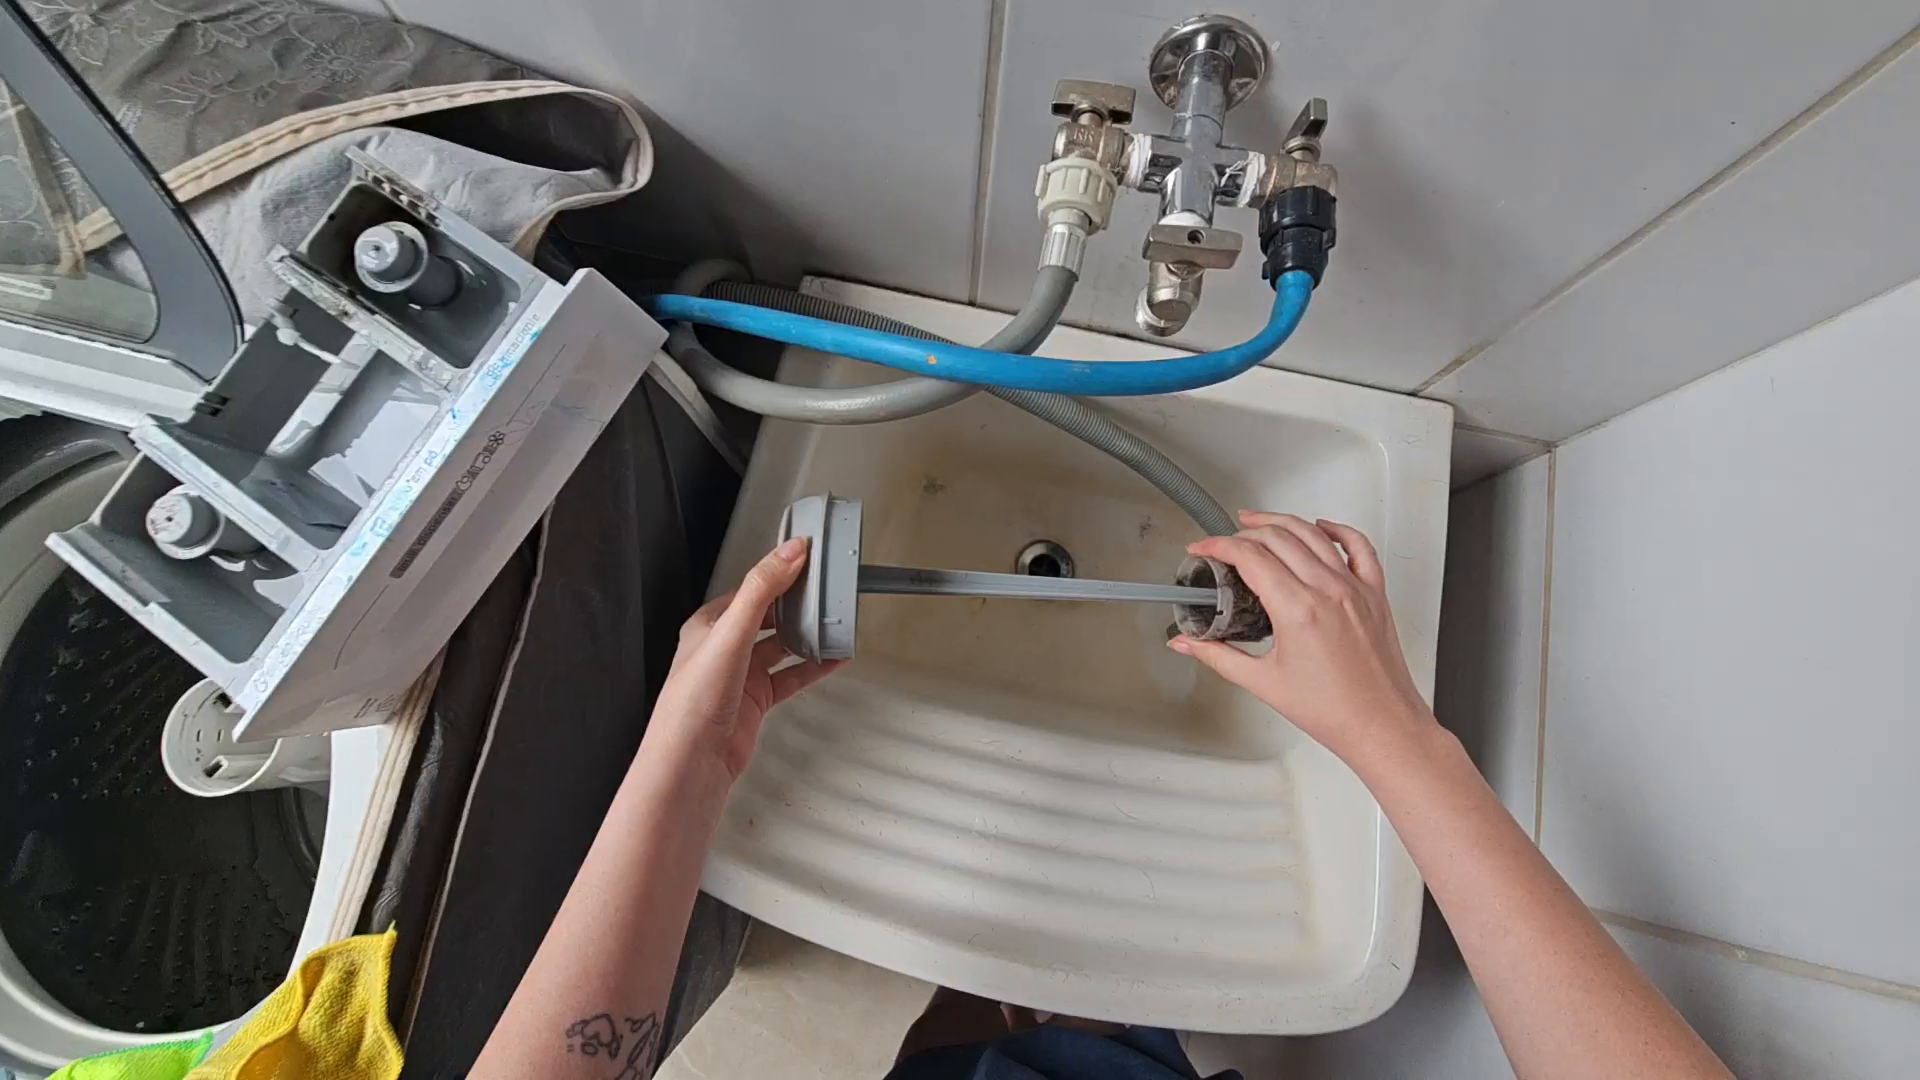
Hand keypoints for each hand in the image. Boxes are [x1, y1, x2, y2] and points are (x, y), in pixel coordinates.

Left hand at [647, 537, 844, 781]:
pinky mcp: (757, 700)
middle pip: (768, 616)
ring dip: (808, 636)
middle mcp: (724, 648)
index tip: (807, 559)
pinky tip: (833, 659)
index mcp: (709, 625)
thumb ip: (761, 590)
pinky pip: (792, 676)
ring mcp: (742, 675)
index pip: (750, 588)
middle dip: (796, 604)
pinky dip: (814, 667)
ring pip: (783, 646)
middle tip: (826, 590)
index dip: (778, 572)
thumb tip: (788, 554)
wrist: (692, 763)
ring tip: (834, 623)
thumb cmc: (694, 703)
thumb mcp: (730, 633)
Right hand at [1168, 511, 1436, 765]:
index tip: (1202, 549)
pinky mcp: (1374, 594)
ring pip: (1313, 533)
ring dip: (1280, 521)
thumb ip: (1217, 655)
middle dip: (1242, 532)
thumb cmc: (1333, 710)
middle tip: (1223, 542)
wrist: (1382, 727)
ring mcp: (1355, 589)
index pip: (1249, 556)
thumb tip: (1187, 643)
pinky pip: (1359, 547)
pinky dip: (1337, 529)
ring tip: (1257, 521)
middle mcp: (1328, 591)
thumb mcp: (1261, 682)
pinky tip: (1321, 526)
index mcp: (1298, 610)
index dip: (1218, 546)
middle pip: (1278, 537)